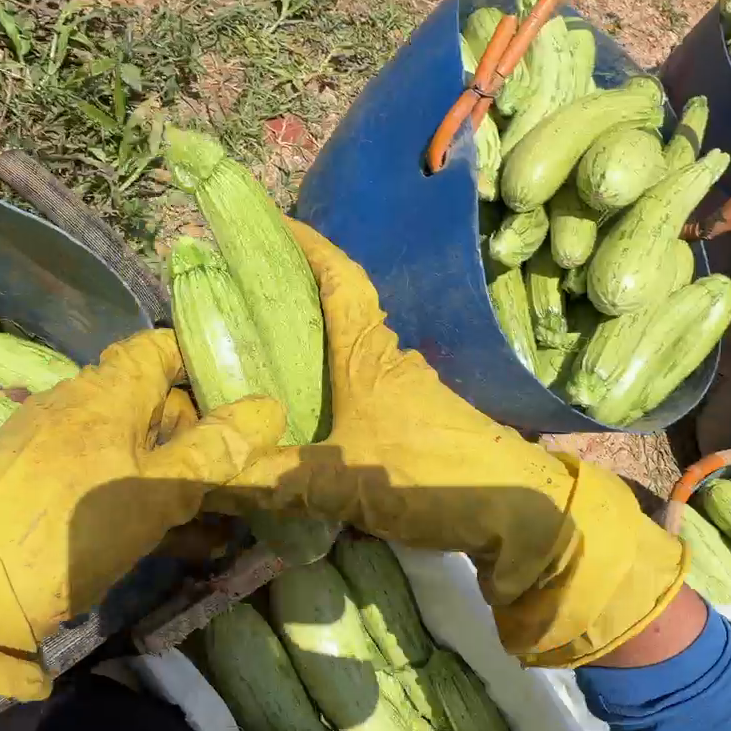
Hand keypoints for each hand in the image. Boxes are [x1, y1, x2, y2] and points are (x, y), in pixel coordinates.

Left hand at [0, 329, 284, 697]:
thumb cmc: (67, 524)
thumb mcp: (153, 489)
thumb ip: (213, 451)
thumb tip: (269, 408)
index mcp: (106, 394)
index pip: (159, 349)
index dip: (202, 359)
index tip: (246, 385)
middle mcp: (83, 411)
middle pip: (157, 404)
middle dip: (207, 432)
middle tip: (253, 467)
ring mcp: (64, 455)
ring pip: (141, 452)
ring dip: (186, 477)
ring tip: (231, 514)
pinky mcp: (53, 497)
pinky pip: (118, 487)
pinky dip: (154, 505)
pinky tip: (189, 541)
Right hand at [212, 219, 687, 666]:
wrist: (516, 508)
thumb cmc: (427, 474)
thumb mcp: (341, 480)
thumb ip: (275, 479)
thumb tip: (214, 476)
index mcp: (369, 355)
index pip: (340, 280)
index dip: (309, 246)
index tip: (275, 223)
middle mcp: (390, 362)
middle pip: (343, 314)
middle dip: (299, 300)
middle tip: (248, 305)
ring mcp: (411, 392)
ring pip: (353, 357)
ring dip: (317, 352)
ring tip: (267, 366)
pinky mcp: (422, 424)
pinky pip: (365, 393)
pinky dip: (334, 394)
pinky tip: (311, 424)